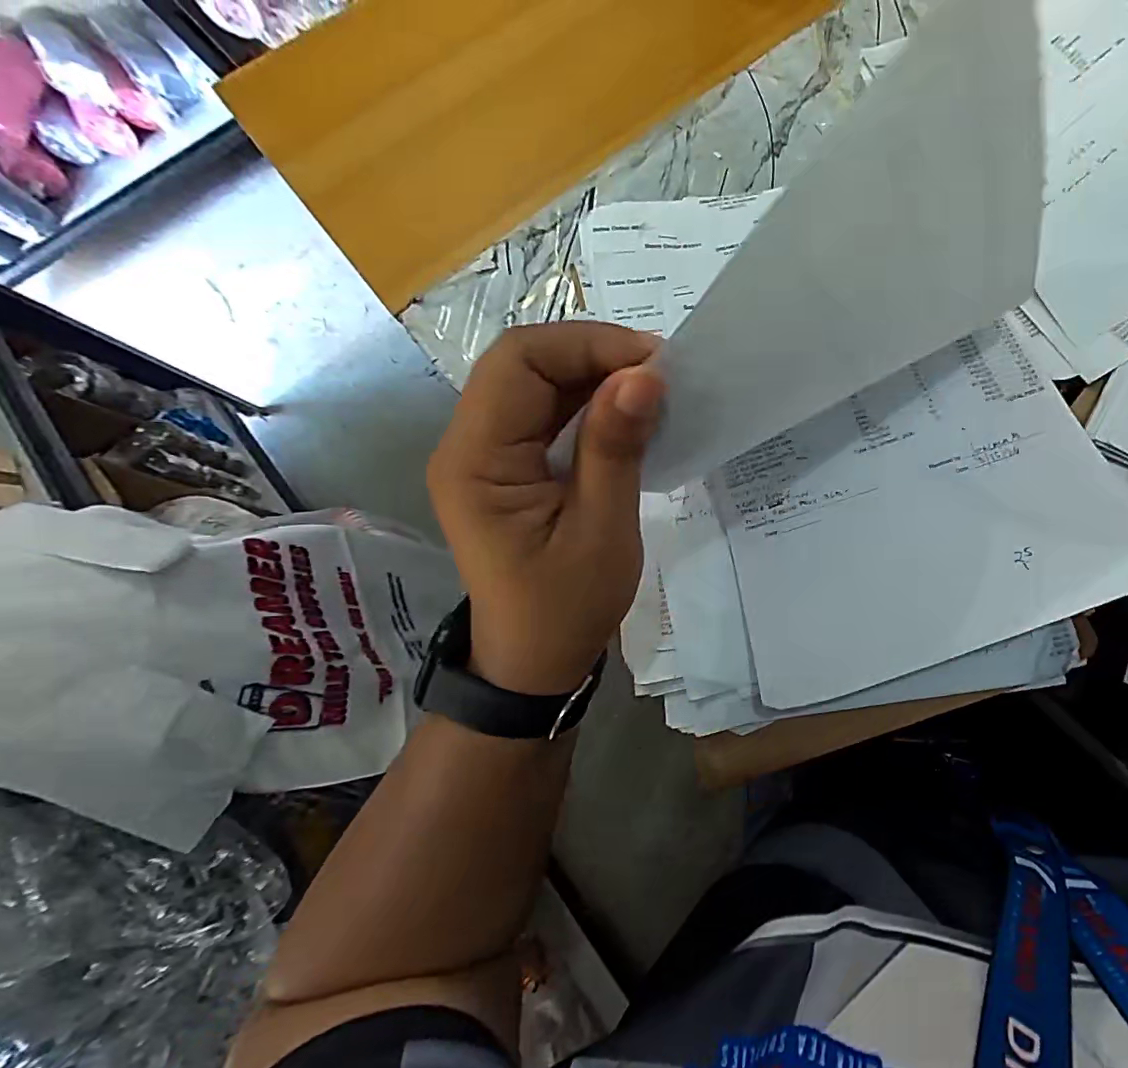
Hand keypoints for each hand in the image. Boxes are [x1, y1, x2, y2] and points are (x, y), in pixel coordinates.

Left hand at [427, 323, 664, 695]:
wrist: (534, 661)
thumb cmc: (567, 608)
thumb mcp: (602, 531)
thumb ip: (615, 448)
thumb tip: (645, 374)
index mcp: (476, 461)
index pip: (519, 362)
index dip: (586, 346)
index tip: (654, 363)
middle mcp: (466, 446)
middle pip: (522, 364)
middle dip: (593, 356)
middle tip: (660, 375)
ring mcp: (484, 455)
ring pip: (535, 383)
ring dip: (593, 377)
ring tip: (652, 390)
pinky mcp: (505, 468)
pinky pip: (543, 414)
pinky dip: (587, 404)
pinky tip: (626, 413)